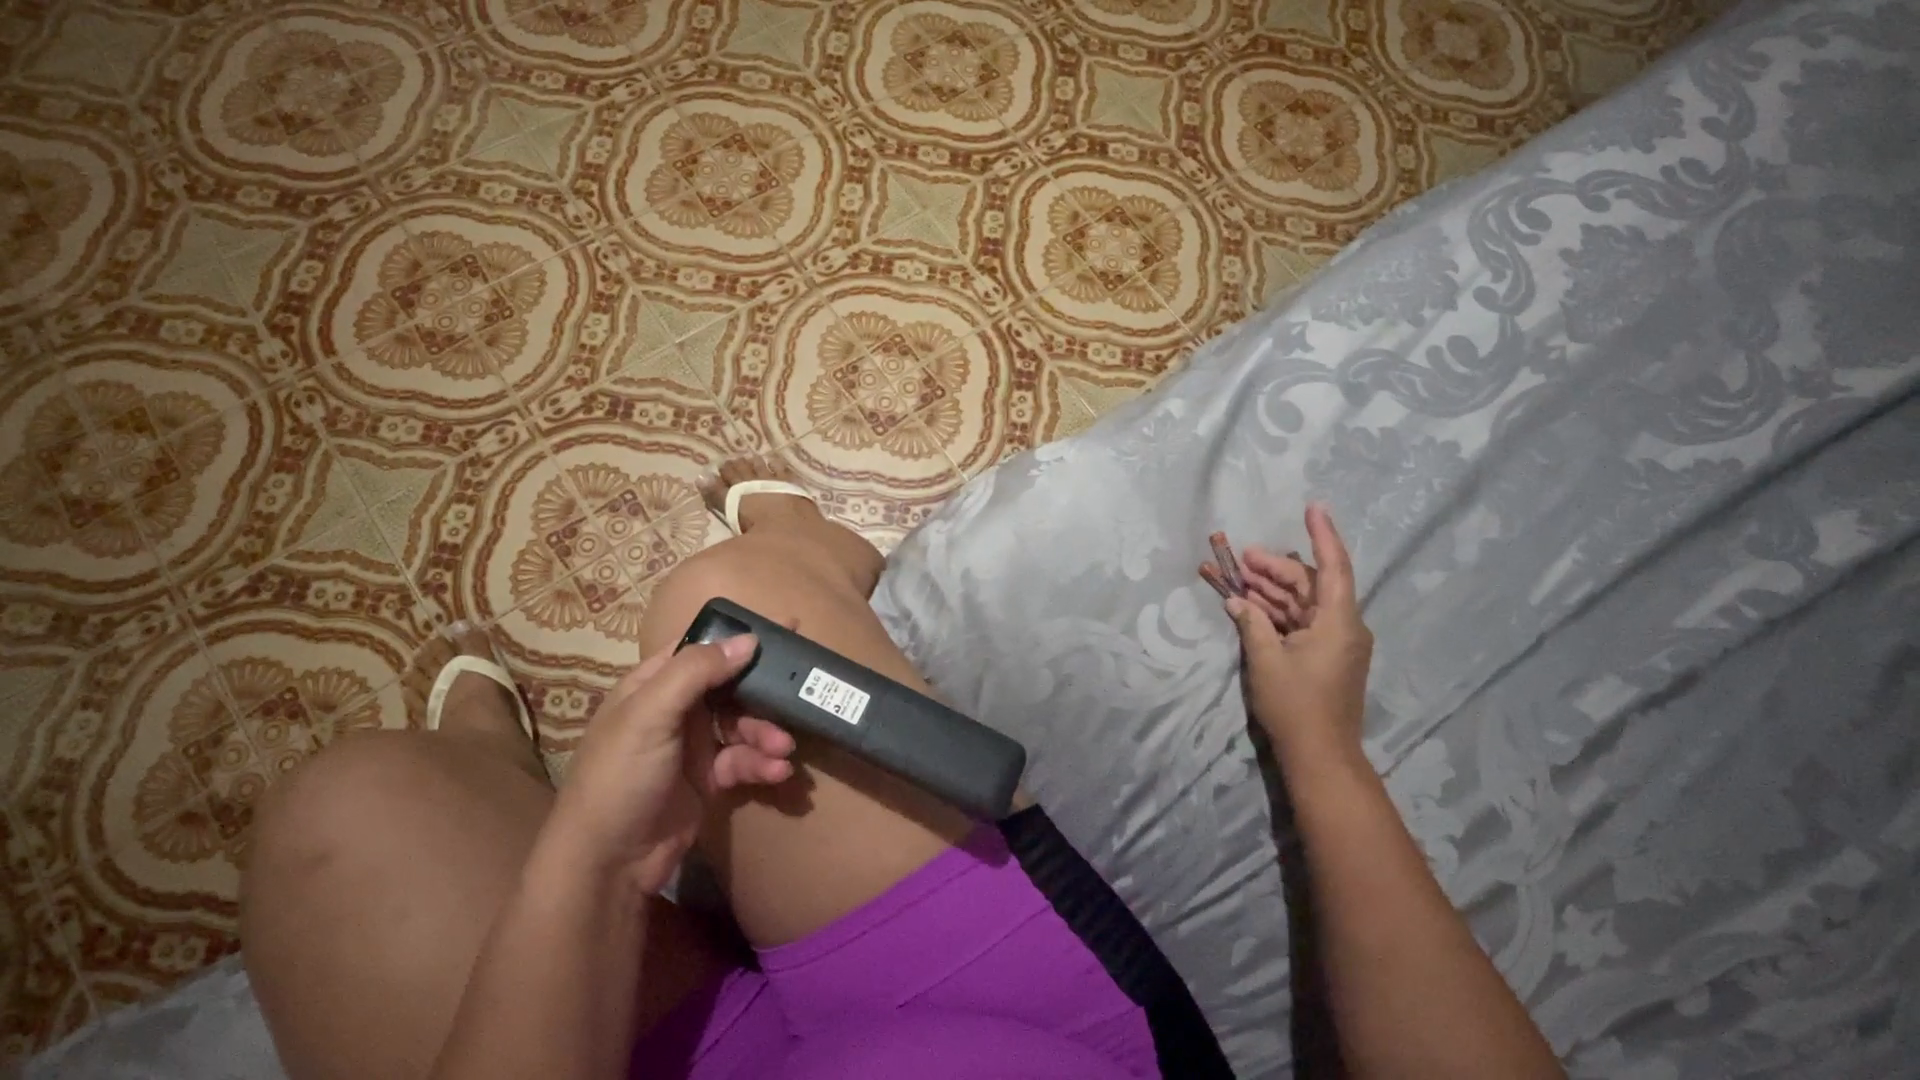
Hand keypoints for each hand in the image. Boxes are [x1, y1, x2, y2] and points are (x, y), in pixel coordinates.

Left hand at [545, 636, 795, 893]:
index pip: (700, 648)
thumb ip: (697, 672)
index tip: (785, 629)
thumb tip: (748, 639)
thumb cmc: (621, 776)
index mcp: (652, 685)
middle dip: (763, 694)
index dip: (739, 637)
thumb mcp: (650, 716)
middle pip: (730, 687)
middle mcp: (674, 710)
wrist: (608, 862)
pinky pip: (743, 761)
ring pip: (742, 725)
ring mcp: (691, 746)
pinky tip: (777, 773)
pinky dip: (761, 764)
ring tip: (784, 749)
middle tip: (800, 694)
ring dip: (766, 734)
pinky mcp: (707, 780)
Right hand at [1209, 505, 1372, 759]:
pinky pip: (1301, 624)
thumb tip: (1238, 600)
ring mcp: (1336, 643)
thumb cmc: (1296, 705)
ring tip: (1237, 578)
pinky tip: (1249, 606)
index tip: (1313, 507)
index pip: (1333, 566)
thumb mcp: (1266, 660)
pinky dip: (1277, 614)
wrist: (1320, 755)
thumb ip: (1252, 623)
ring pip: (1303, 604)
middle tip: (1241, 557)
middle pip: (1310, 584)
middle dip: (1276, 568)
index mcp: (1338, 622)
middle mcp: (1344, 627)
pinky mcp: (1325, 658)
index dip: (1323, 534)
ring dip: (1272, 591)